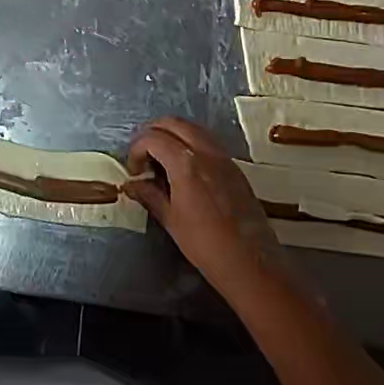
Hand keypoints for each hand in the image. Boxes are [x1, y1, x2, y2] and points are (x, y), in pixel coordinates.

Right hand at [127, 117, 292, 295]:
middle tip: (142, 155)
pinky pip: (208, 141)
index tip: (134, 170)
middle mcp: (206, 151)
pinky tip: (184, 168)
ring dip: (172, 134)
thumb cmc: (205, 245)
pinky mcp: (234, 167)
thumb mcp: (171, 220)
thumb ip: (151, 195)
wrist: (250, 261)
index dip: (137, 149)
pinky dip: (190, 143)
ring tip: (161, 160)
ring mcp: (223, 157)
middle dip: (152, 132)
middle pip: (173, 123)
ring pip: (193, 128)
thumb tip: (133, 184)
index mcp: (186, 163)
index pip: (153, 138)